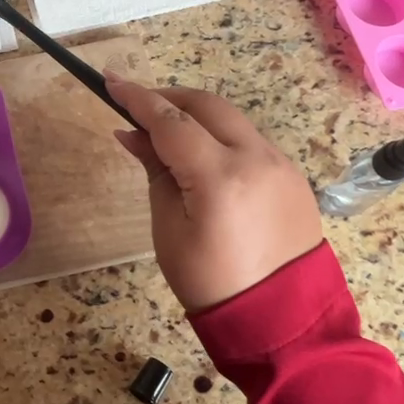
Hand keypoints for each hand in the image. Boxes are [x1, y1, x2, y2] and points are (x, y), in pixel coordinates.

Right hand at [105, 76, 323, 312]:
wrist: (281, 321)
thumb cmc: (210, 282)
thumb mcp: (169, 228)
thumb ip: (155, 171)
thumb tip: (133, 134)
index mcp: (219, 176)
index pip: (170, 121)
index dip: (137, 98)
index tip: (110, 81)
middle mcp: (256, 158)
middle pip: (206, 105)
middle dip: (169, 98)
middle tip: (136, 105)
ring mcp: (281, 166)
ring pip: (232, 121)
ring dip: (196, 116)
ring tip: (166, 133)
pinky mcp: (293, 178)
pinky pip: (251, 142)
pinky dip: (221, 137)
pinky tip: (203, 157)